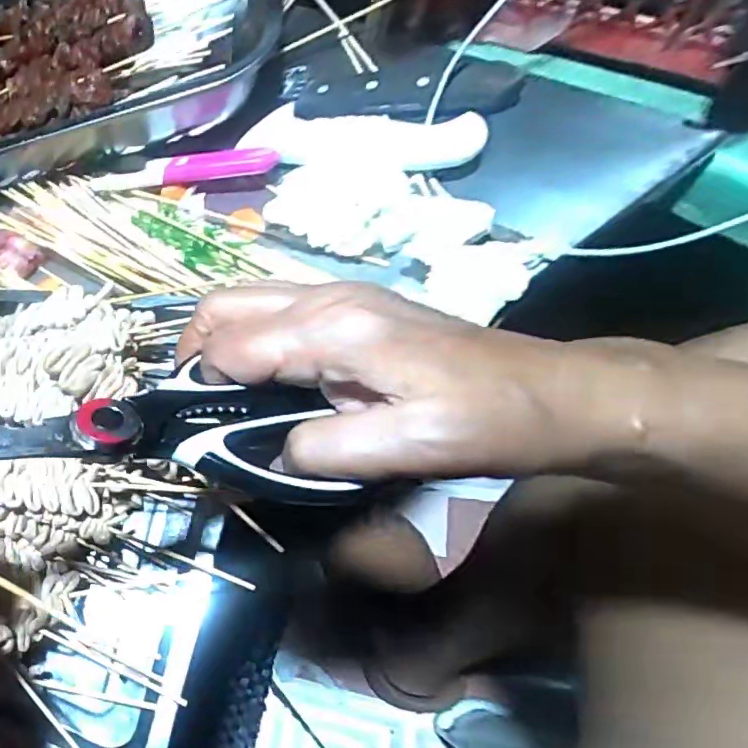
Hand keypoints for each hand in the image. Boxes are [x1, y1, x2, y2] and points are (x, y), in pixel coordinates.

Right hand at [177, 282, 647, 479]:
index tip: (206, 433)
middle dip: (193, 355)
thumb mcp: (408, 449)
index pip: (229, 347)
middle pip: (220, 306)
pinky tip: (261, 380)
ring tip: (222, 396)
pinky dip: (243, 342)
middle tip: (201, 406)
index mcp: (334, 328)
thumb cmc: (486, 420)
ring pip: (239, 303)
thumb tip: (265, 452)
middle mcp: (325, 297)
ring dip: (215, 346)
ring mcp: (335, 295)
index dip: (204, 389)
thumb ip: (324, 451)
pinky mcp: (345, 305)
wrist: (554, 391)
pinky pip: (267, 312)